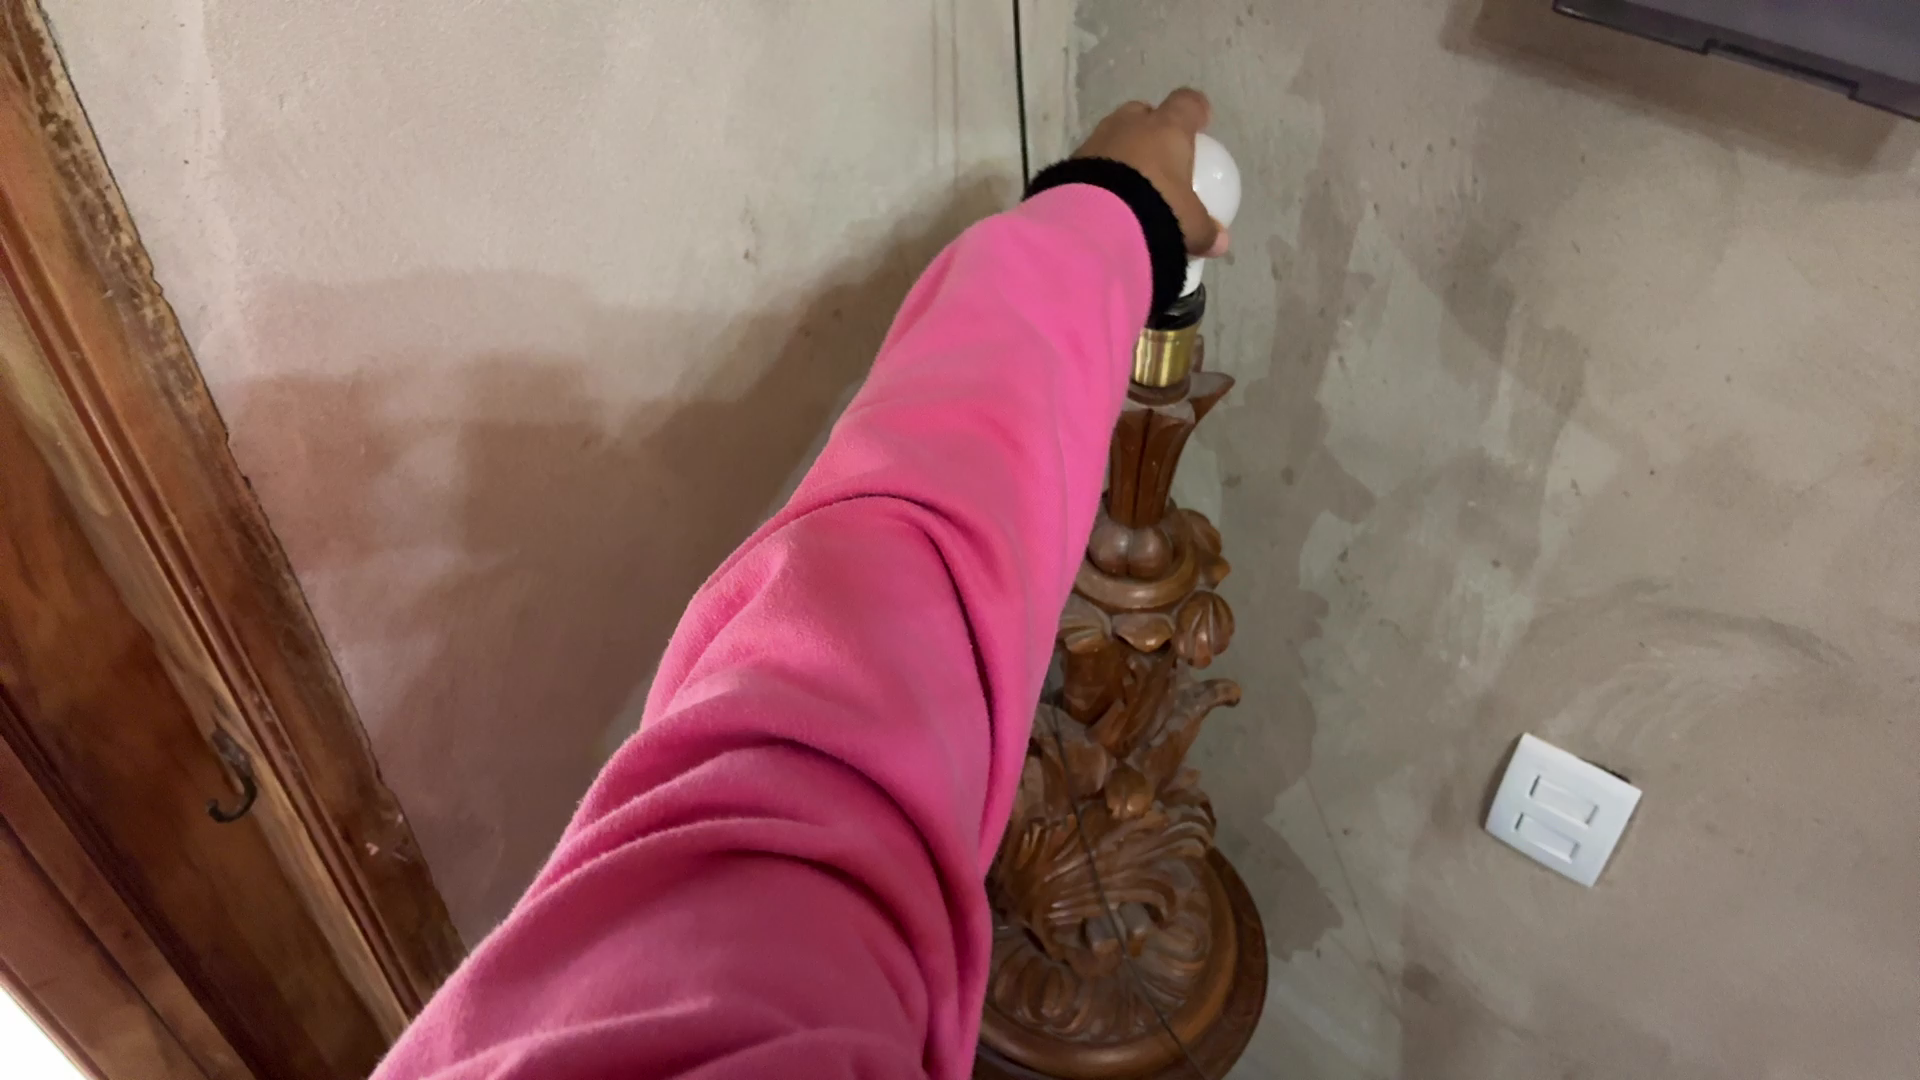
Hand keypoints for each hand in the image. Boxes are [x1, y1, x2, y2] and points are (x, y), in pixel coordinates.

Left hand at [1071, 88, 1228, 258]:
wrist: (1094, 226)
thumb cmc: (1154, 211)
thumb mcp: (1186, 225)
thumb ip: (1204, 231)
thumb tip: (1220, 244)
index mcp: (1168, 128)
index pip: (1187, 104)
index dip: (1194, 112)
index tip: (1198, 123)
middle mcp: (1130, 125)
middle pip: (1142, 114)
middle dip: (1149, 129)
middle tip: (1155, 157)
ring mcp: (1096, 141)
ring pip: (1111, 136)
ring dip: (1119, 153)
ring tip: (1125, 184)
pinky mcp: (1070, 165)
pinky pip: (1089, 164)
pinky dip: (1096, 176)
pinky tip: (1100, 200)